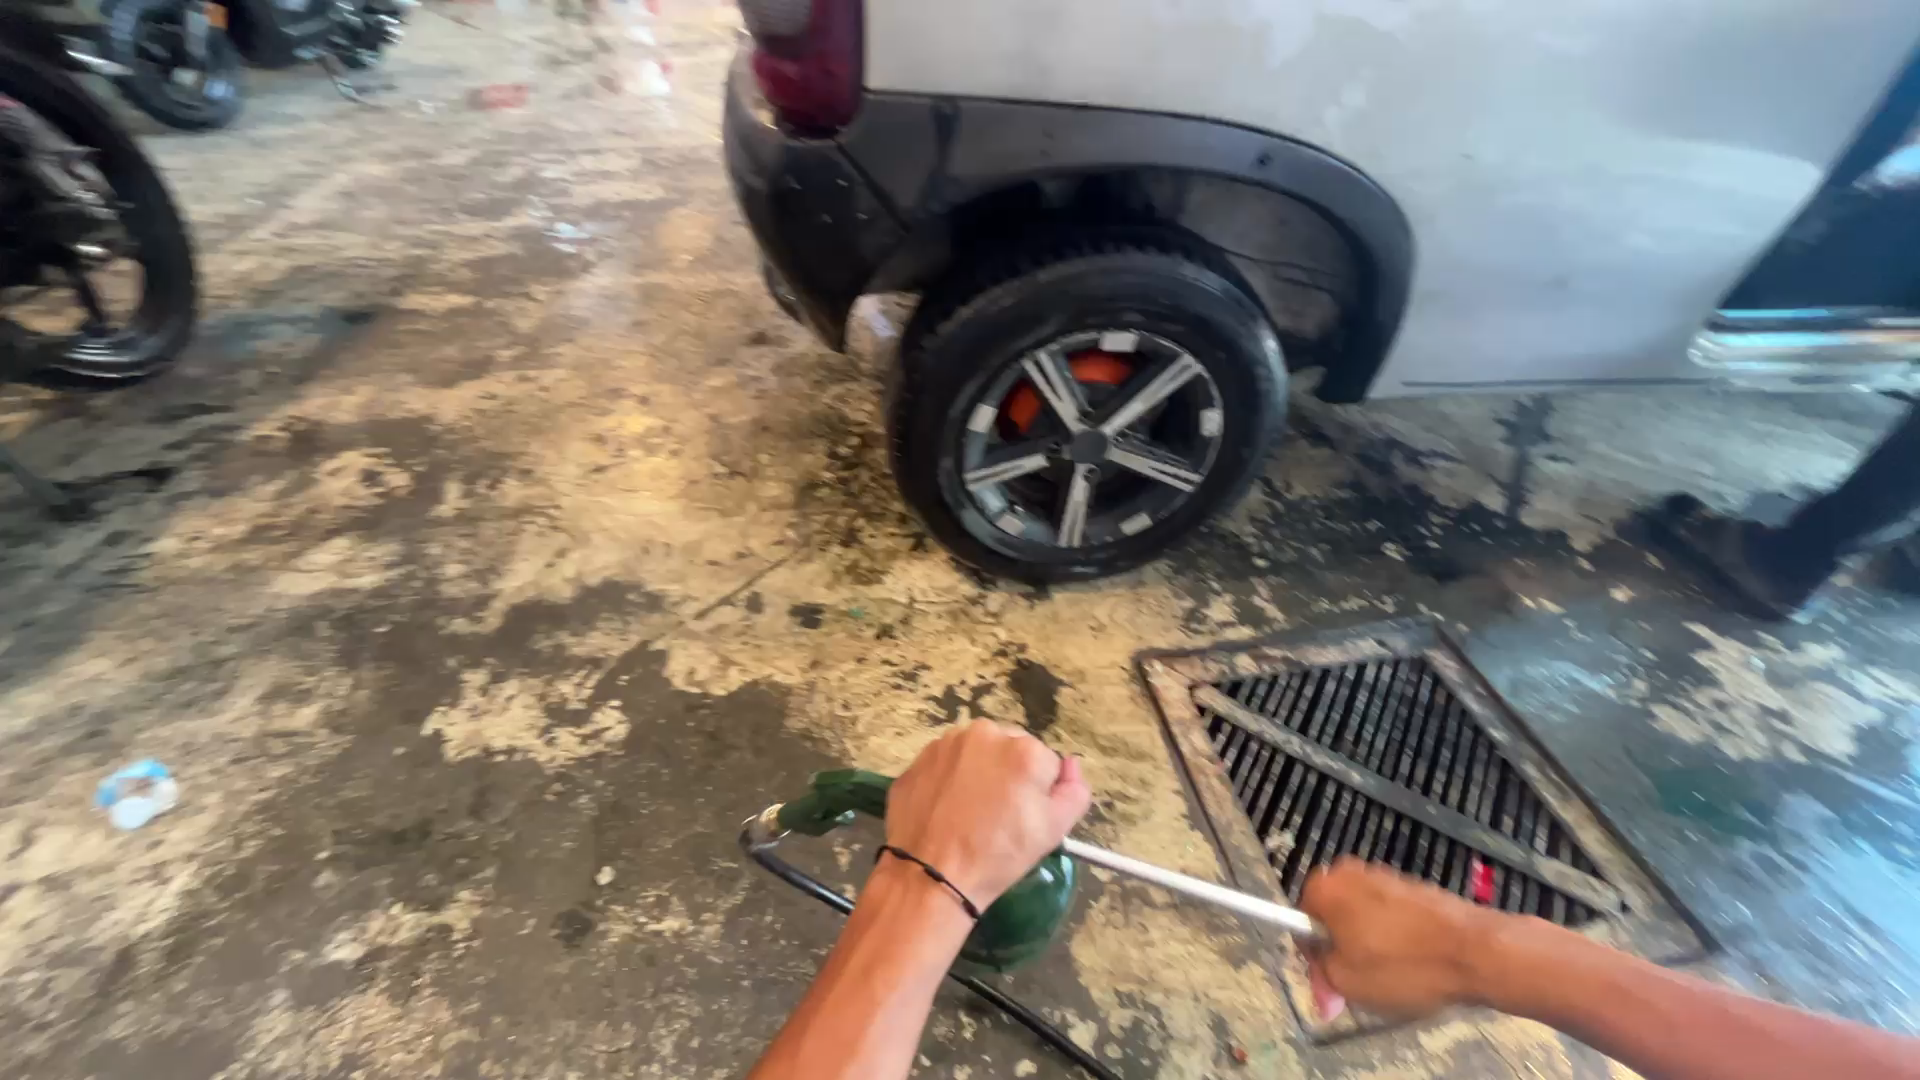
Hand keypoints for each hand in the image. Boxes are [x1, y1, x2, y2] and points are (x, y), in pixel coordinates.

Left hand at [884, 720, 1091, 907]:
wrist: (931, 874)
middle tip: (998, 813)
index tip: (1023, 815)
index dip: (1038, 791)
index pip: (1046, 764)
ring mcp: (949, 742)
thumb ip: (1074, 791)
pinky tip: (947, 806)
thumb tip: (1070, 765)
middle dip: (1010, 773)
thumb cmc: (998, 855)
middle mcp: (986, 733)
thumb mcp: (1053, 831)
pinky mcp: (921, 756)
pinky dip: (951, 776)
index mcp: (1025, 750)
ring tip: (971, 809)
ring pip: (978, 751)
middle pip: (1011, 749)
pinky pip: (948, 760)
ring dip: (980, 770)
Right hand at [1299, 858, 1502, 1020]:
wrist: (1476, 951)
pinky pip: (1390, 915)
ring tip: (1393, 979)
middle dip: (1342, 952)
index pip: (1300, 923)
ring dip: (1369, 946)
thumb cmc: (1402, 964)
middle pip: (1332, 917)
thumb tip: (1322, 984)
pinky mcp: (1412, 887)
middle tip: (1361, 988)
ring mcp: (1382, 876)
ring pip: (1362, 918)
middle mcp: (1346, 872)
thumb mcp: (1348, 982)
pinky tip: (1414, 964)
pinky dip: (1395, 938)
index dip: (1315, 960)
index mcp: (1323, 886)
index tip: (1333, 989)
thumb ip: (1322, 977)